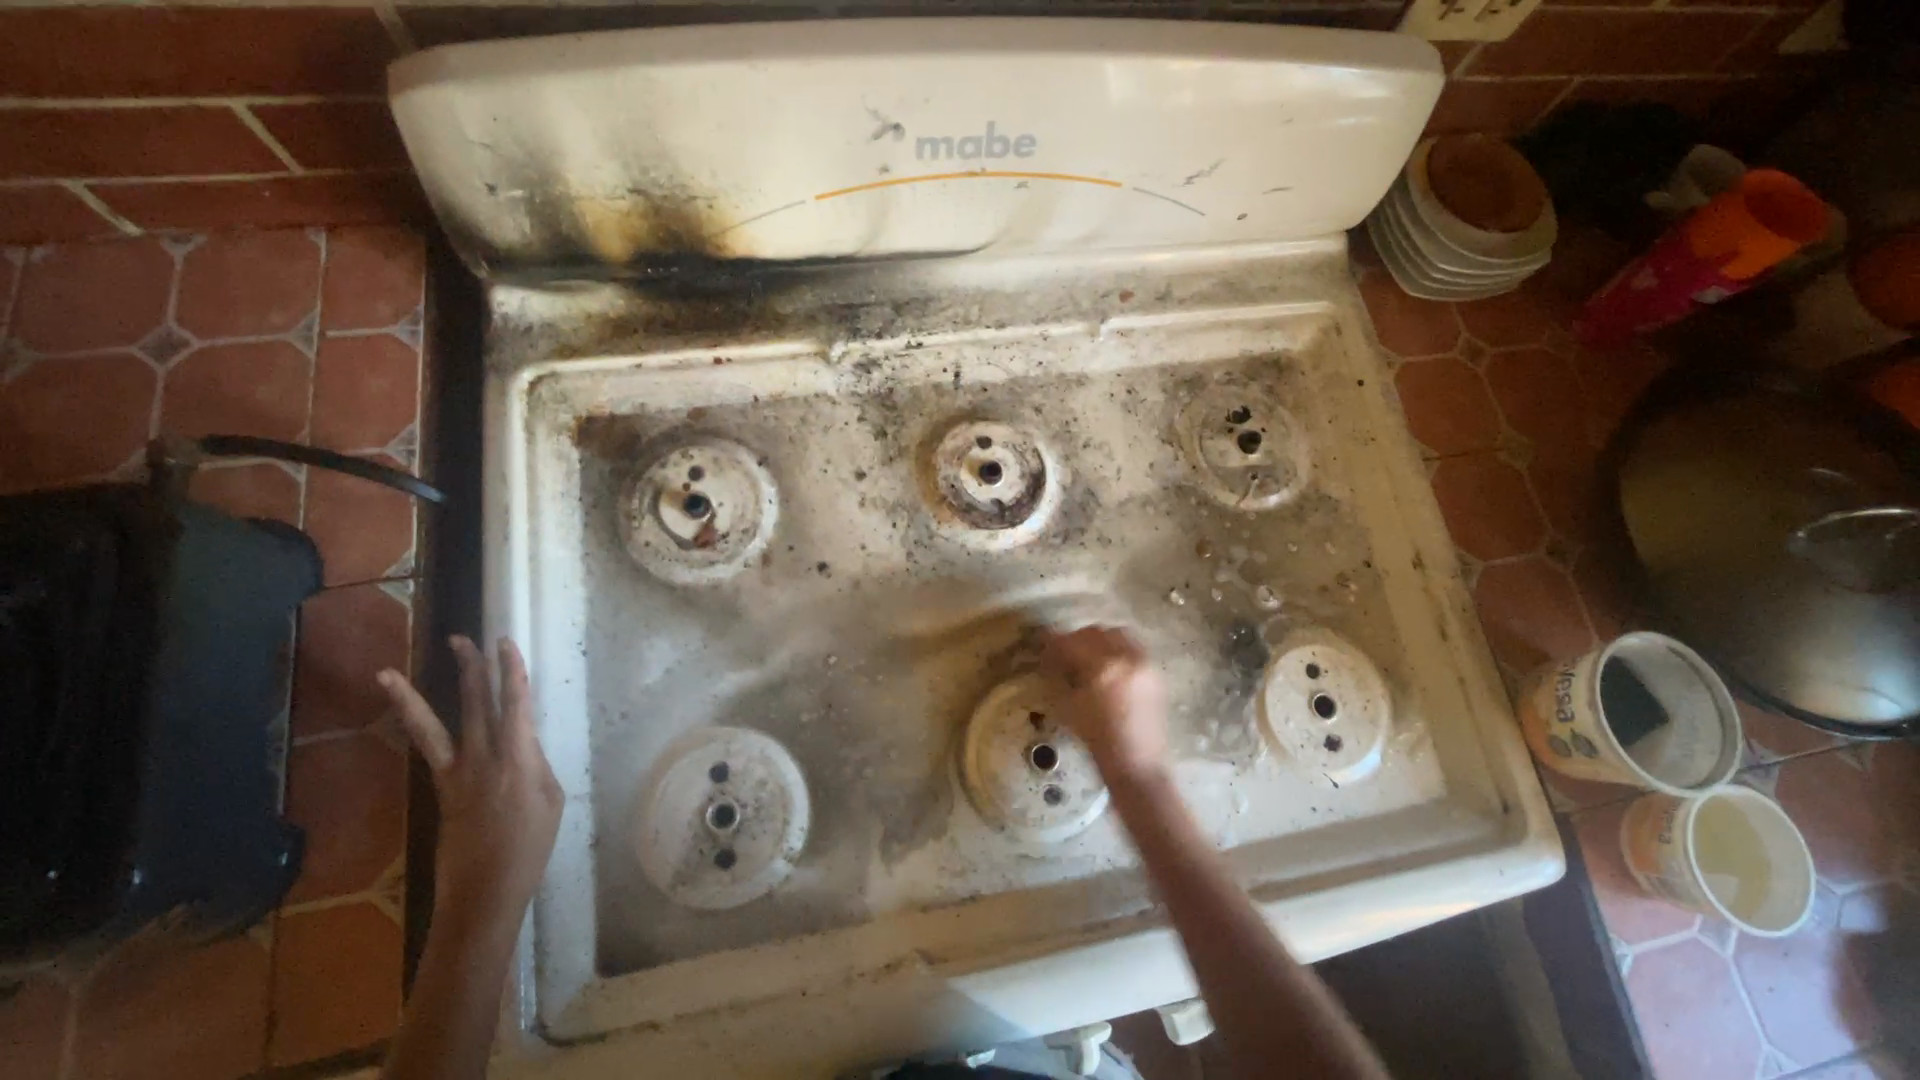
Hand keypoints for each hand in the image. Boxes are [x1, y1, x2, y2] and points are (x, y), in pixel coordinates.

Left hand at [378, 636, 562, 931]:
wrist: (485, 889)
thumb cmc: (530, 847)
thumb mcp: (551, 800)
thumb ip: (536, 765)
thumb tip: (523, 747)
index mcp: (518, 759)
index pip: (516, 704)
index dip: (512, 672)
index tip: (506, 643)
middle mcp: (483, 757)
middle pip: (477, 703)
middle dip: (473, 668)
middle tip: (464, 639)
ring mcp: (456, 772)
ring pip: (439, 722)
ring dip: (422, 692)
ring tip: (393, 672)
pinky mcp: (441, 787)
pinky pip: (427, 748)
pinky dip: (414, 723)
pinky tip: (403, 709)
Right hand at [1039, 625, 1169, 780]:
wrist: (1139, 764)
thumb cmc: (1099, 741)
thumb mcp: (1070, 708)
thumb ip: (1060, 677)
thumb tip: (1052, 658)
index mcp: (1103, 668)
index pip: (1071, 642)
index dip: (1053, 642)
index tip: (1043, 644)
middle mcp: (1127, 658)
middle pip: (1096, 632)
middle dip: (1077, 639)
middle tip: (1064, 653)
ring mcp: (1145, 663)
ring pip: (1117, 635)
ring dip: (1099, 640)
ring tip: (1088, 657)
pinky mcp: (1155, 672)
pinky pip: (1133, 648)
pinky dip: (1117, 649)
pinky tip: (1108, 667)